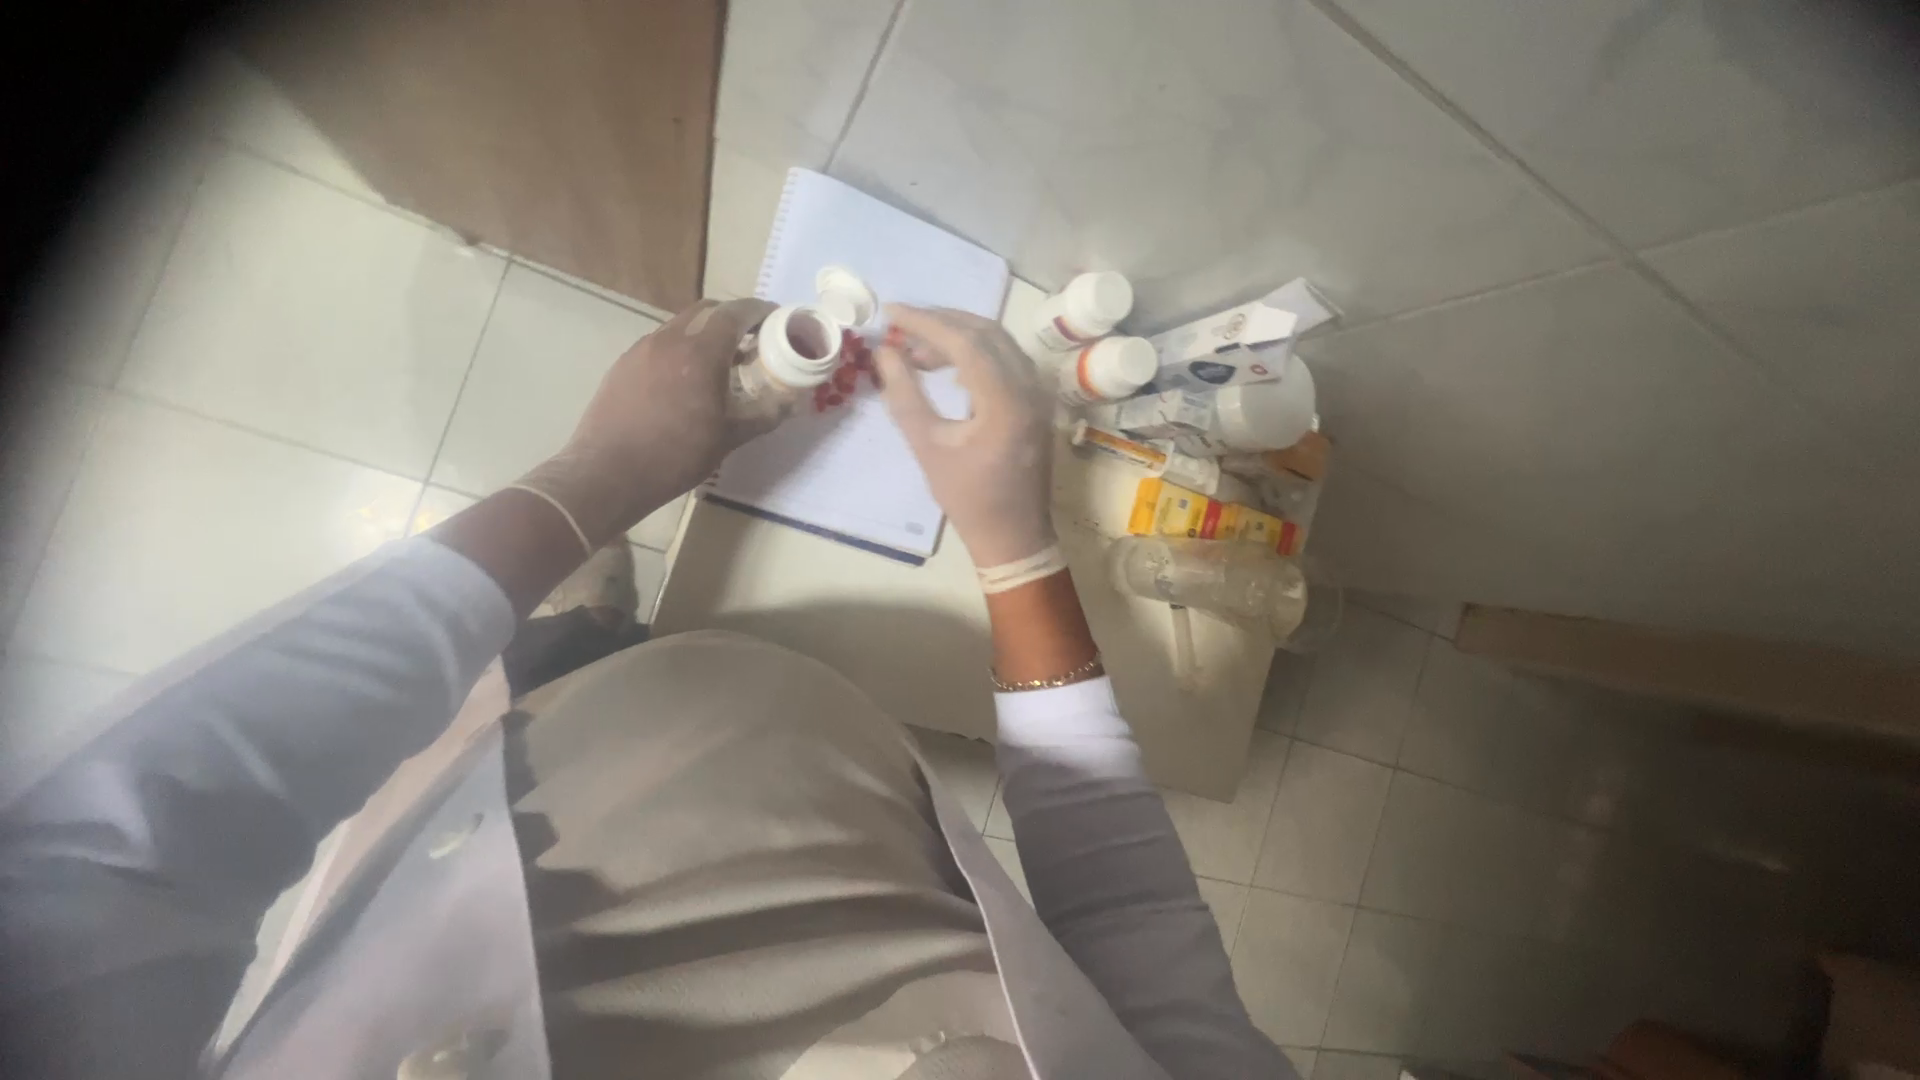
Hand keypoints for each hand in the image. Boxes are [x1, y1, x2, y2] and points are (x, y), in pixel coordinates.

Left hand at [518, 298, 776, 545]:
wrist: (609, 473)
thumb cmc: (676, 455)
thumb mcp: (729, 438)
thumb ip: (764, 415)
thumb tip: (791, 402)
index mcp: (700, 353)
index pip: (735, 314)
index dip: (759, 311)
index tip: (775, 318)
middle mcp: (669, 340)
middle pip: (706, 311)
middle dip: (732, 317)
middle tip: (751, 337)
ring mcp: (641, 350)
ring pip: (680, 326)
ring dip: (704, 333)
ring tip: (720, 361)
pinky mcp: (623, 365)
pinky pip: (660, 345)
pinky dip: (681, 349)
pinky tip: (686, 380)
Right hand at [874, 305, 1055, 567]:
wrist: (1014, 534)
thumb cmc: (968, 498)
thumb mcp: (928, 448)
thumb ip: (905, 395)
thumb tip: (885, 352)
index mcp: (1006, 402)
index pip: (966, 342)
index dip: (925, 322)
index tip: (891, 314)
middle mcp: (1030, 388)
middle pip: (986, 332)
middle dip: (941, 322)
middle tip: (901, 327)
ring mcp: (1039, 393)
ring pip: (999, 342)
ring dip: (958, 336)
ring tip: (917, 350)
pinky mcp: (1037, 400)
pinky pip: (1007, 359)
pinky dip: (976, 352)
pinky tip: (946, 366)